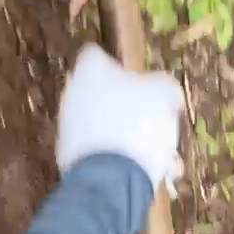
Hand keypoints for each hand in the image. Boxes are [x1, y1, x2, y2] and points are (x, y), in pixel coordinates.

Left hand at [56, 45, 183, 186]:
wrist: (112, 178)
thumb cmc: (138, 124)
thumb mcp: (164, 94)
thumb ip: (164, 86)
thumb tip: (164, 91)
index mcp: (89, 71)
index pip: (98, 56)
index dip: (121, 67)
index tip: (140, 82)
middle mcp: (72, 95)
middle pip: (106, 97)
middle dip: (133, 112)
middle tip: (158, 126)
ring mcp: (69, 130)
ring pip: (108, 130)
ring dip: (134, 141)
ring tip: (163, 160)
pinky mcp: (72, 161)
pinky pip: (103, 156)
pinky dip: (124, 163)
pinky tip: (149, 175)